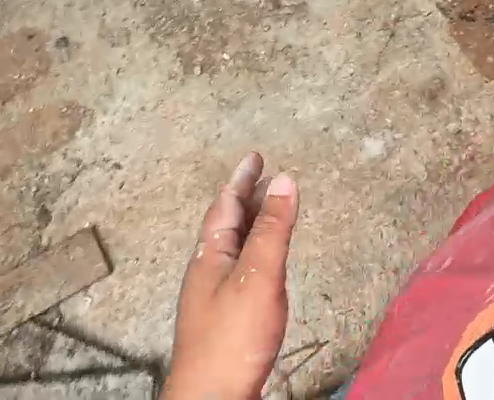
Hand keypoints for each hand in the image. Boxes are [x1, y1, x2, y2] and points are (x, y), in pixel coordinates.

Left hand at [161, 153, 299, 399]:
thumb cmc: (232, 337)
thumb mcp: (258, 276)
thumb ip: (272, 229)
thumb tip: (285, 179)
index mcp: (210, 256)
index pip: (225, 206)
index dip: (241, 180)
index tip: (255, 156)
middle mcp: (208, 271)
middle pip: (227, 224)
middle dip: (247, 197)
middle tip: (266, 174)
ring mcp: (214, 296)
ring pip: (234, 245)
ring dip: (252, 221)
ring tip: (271, 206)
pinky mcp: (227, 317)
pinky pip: (241, 265)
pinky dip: (256, 247)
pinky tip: (266, 259)